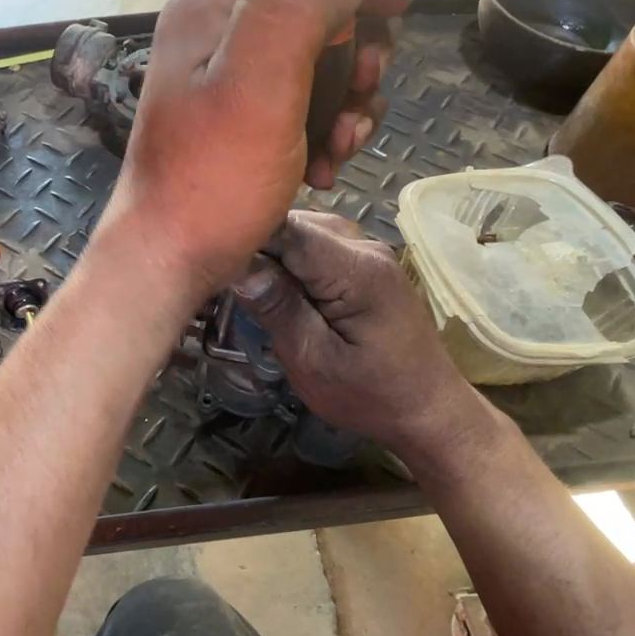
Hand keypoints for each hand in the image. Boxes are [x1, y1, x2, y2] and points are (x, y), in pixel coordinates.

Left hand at [92, 0, 410, 297]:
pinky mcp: (238, 120)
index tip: (396, 9)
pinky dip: (326, 127)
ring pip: (317, 55)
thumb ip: (295, 8)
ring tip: (342, 144)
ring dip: (349, 95)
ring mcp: (225, 79)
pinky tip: (326, 167)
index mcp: (211, 6)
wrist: (167, 260)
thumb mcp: (257, 85)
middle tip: (368, 90)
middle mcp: (216, 32)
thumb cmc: (210, 179)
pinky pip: (302, 100)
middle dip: (359, 41)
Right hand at [235, 211, 488, 457]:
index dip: (244, 235)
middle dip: (253, 242)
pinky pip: (316, 245)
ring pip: (302, 230)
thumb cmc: (371, 396)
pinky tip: (270, 282)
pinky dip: (287, 257)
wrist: (429, 412)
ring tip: (235, 277)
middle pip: (293, 224)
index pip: (287, 230)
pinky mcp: (365, 264)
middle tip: (214, 271)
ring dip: (269, 250)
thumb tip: (238, 265)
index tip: (205, 252)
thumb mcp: (314, 361)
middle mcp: (365, 247)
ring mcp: (368, 252)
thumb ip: (278, 309)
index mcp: (355, 270)